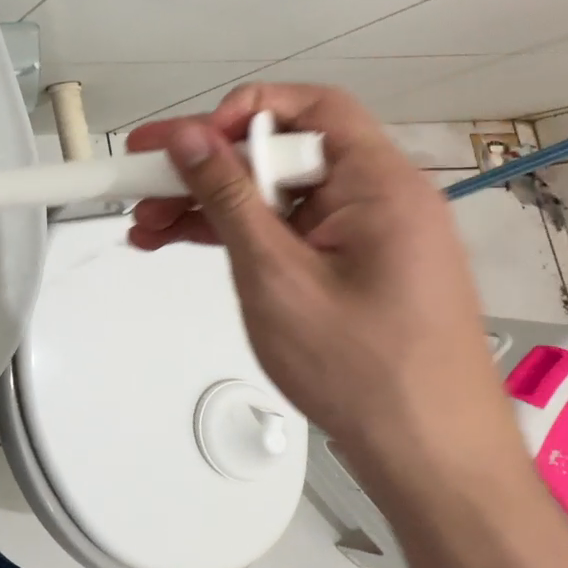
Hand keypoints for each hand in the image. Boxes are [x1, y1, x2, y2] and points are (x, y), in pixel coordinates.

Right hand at [126, 85, 512, 465]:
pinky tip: (174, 242)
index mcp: (380, 186)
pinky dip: (229, 231)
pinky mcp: (346, 264)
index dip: (242, 113)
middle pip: (278, 152)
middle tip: (139, 179)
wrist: (428, 459)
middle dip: (204, 165)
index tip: (187, 144)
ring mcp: (361, 233)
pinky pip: (280, 226)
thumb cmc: (360, 368)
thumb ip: (227, 197)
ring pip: (270, 191)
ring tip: (143, 225)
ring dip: (205, 202)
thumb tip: (189, 136)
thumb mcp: (275, 273)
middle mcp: (376, 198)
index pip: (312, 108)